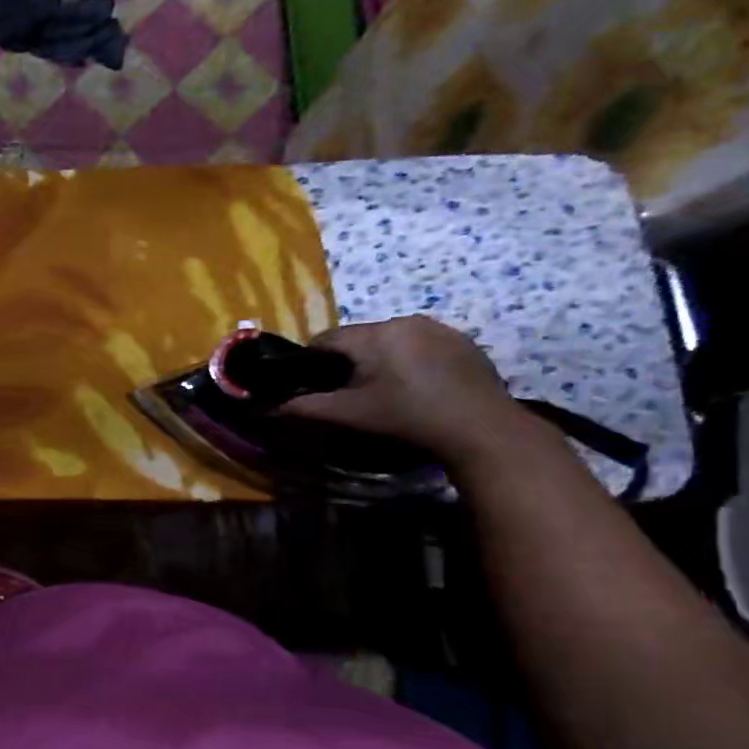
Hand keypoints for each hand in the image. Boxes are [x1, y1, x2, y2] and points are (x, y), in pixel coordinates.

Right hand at [278, 316, 528, 463]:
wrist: (481, 427)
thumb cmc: (405, 417)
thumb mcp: (349, 414)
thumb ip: (305, 407)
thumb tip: (267, 408)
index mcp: (373, 335)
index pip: (325, 339)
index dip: (313, 362)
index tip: (317, 386)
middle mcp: (403, 320)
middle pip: (359, 338)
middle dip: (349, 361)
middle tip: (353, 394)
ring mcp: (438, 327)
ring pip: (389, 339)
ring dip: (380, 359)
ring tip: (387, 391)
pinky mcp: (462, 340)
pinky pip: (420, 343)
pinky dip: (410, 359)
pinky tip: (418, 387)